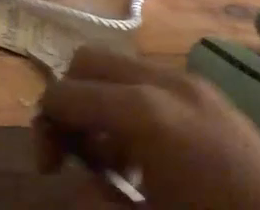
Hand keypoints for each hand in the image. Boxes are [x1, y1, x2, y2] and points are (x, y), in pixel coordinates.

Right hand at [37, 47, 259, 208]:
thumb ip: (93, 198)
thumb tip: (73, 177)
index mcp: (141, 110)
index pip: (61, 94)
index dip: (44, 129)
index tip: (51, 171)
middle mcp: (163, 82)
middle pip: (86, 63)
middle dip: (69, 101)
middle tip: (75, 152)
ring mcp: (194, 85)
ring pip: (119, 70)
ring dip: (101, 104)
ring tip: (115, 160)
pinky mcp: (215, 98)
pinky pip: (152, 83)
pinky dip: (132, 106)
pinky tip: (149, 156)